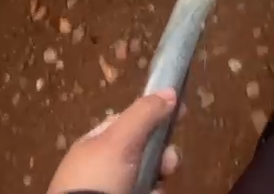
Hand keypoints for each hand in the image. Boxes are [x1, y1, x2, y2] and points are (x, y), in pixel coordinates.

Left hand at [46, 89, 179, 193]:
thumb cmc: (97, 178)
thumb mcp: (119, 140)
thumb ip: (144, 113)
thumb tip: (170, 90)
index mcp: (94, 144)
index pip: (130, 121)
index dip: (154, 113)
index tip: (179, 112)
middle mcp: (102, 165)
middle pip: (144, 147)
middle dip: (163, 151)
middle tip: (169, 161)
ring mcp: (111, 187)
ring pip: (148, 172)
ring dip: (160, 173)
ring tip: (162, 179)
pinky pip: (146, 190)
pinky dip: (154, 191)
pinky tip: (154, 193)